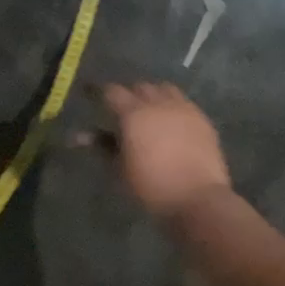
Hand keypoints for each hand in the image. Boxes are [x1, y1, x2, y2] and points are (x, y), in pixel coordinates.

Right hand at [99, 82, 231, 219]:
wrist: (198, 198)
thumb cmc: (152, 187)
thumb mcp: (120, 170)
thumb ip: (103, 147)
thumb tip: (81, 136)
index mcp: (134, 114)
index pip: (112, 92)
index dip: (99, 92)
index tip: (92, 95)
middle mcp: (159, 103)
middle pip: (140, 87)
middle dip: (129, 95)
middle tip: (122, 110)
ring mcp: (184, 108)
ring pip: (165, 89)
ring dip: (154, 95)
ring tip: (150, 112)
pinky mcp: (203, 119)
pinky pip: (184, 102)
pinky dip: (173, 107)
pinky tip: (172, 123)